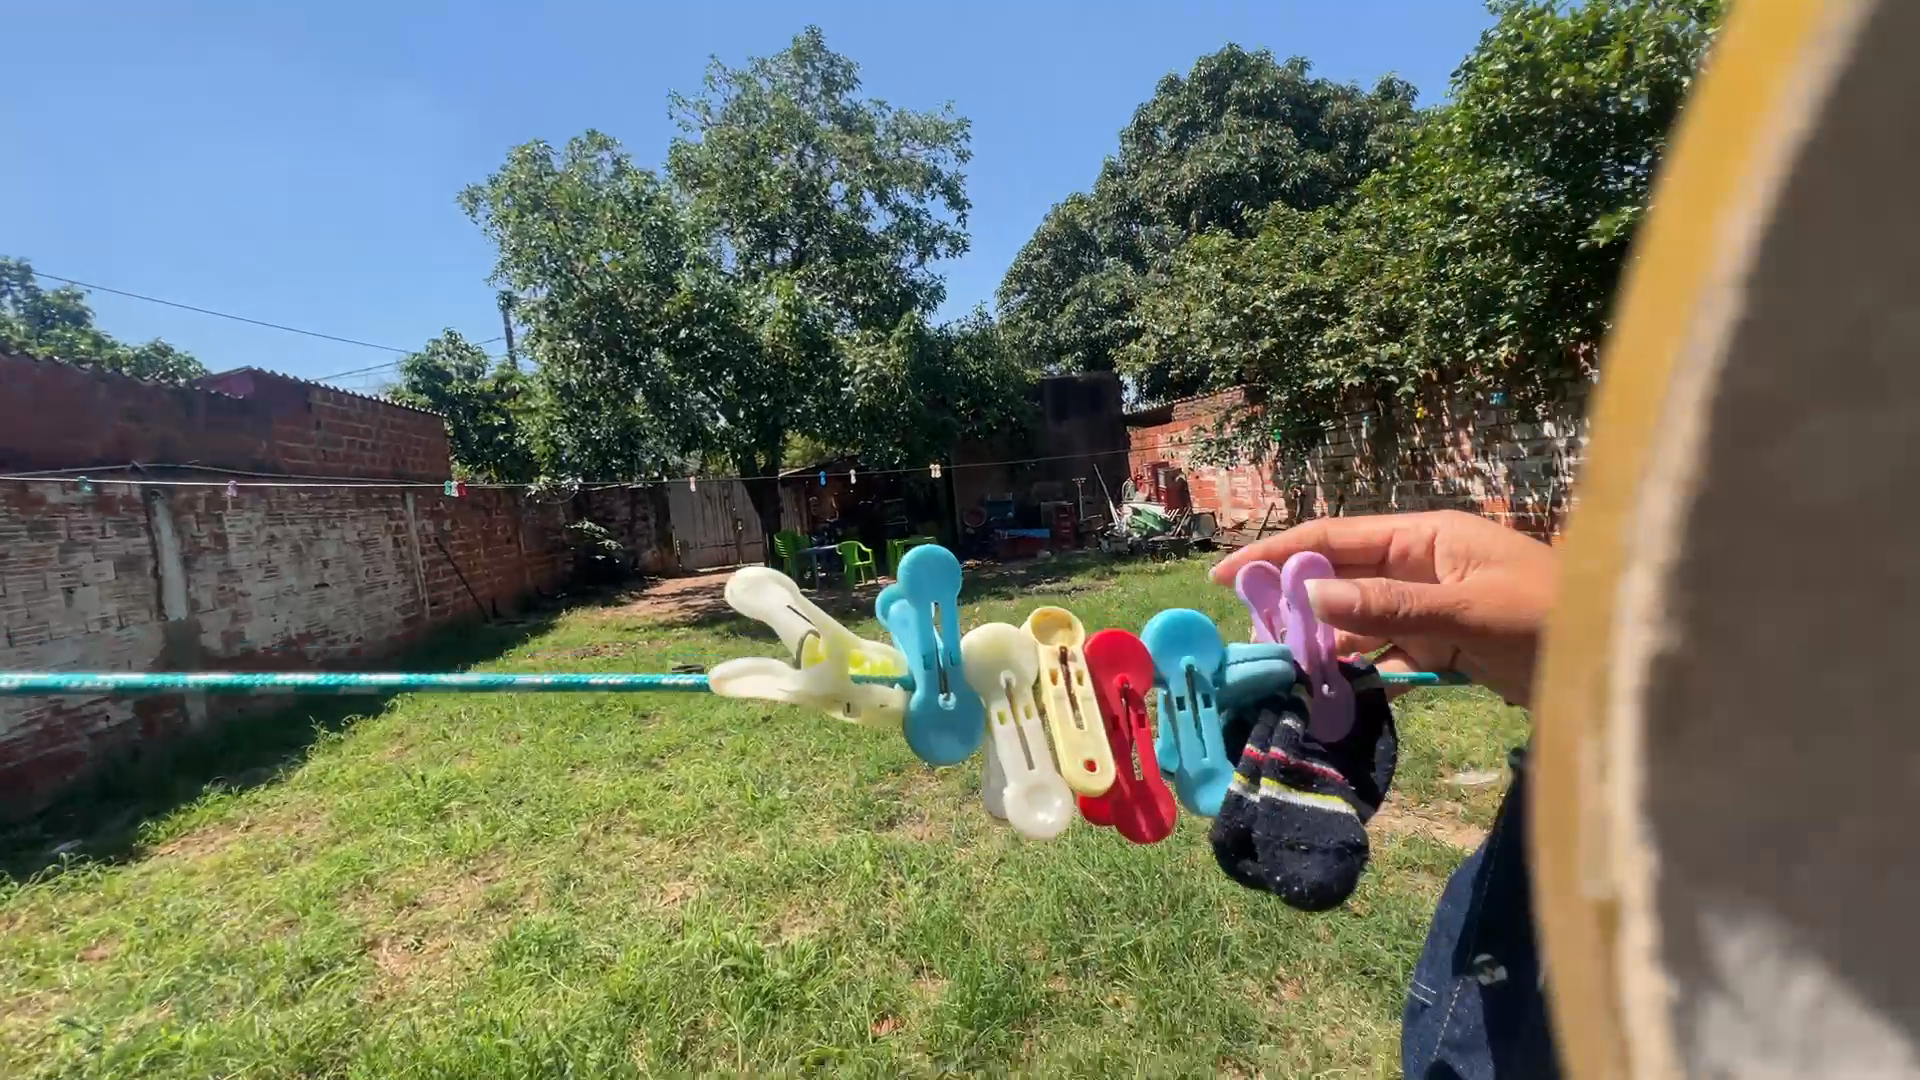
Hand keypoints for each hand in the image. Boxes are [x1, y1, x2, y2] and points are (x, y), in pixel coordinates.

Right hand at [1211, 511, 1557, 707]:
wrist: (1634, 673)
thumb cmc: (1562, 620)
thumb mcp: (1473, 611)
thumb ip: (1390, 606)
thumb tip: (1309, 597)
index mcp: (1422, 537)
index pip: (1331, 537)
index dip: (1274, 553)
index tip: (1225, 575)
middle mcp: (1415, 566)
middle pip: (1335, 577)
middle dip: (1290, 600)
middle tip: (1246, 629)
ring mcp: (1426, 607)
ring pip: (1353, 619)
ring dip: (1319, 641)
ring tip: (1280, 664)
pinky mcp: (1439, 645)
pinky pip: (1381, 652)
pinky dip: (1356, 670)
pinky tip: (1332, 690)